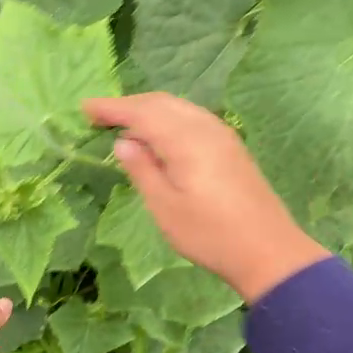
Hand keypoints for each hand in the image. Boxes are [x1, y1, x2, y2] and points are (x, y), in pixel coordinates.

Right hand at [84, 93, 329, 302]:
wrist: (266, 249)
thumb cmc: (209, 234)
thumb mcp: (165, 208)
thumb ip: (143, 171)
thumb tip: (123, 143)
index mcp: (186, 141)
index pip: (142, 113)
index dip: (113, 109)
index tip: (85, 108)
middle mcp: (205, 128)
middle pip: (162, 103)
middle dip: (129, 105)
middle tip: (99, 115)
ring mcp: (222, 136)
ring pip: (179, 109)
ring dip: (149, 110)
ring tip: (124, 124)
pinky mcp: (230, 148)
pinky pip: (192, 119)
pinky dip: (168, 119)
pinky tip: (158, 138)